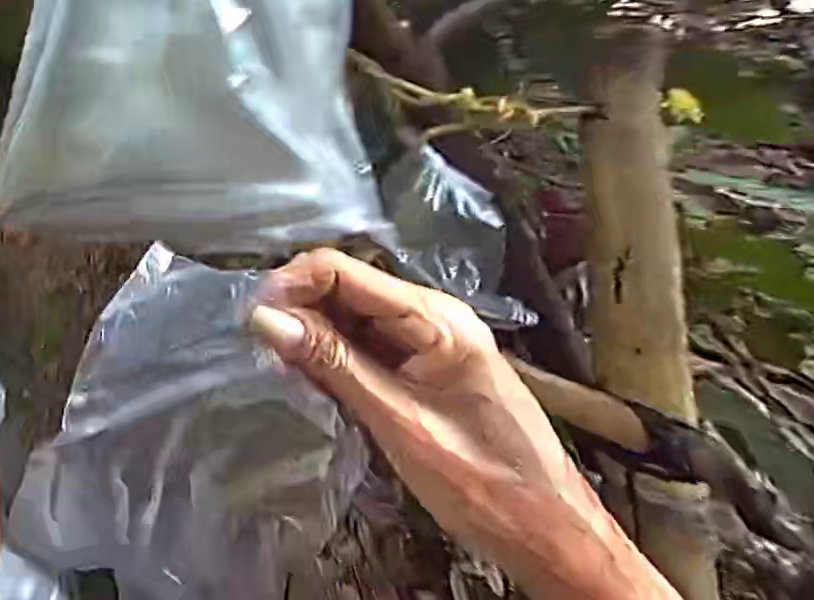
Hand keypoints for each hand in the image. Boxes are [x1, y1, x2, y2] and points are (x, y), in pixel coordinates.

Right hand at [251, 250, 678, 599]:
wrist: (560, 543)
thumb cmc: (487, 486)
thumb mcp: (400, 423)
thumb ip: (332, 364)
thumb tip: (265, 319)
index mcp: (434, 317)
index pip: (344, 270)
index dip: (293, 283)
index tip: (254, 316)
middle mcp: (430, 313)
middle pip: (345, 287)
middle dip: (298, 308)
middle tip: (262, 345)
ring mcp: (427, 337)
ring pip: (350, 314)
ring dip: (312, 333)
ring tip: (280, 363)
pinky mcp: (421, 361)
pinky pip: (364, 341)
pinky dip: (332, 354)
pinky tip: (312, 375)